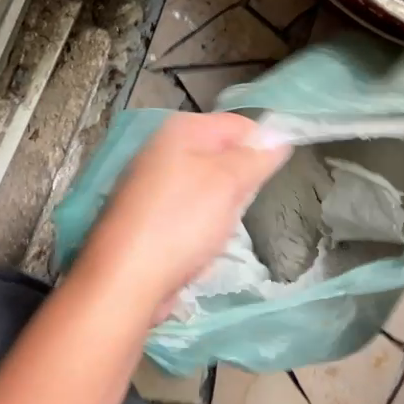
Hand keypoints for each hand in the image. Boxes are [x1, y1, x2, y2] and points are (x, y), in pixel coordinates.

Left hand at [76, 112, 288, 314]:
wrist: (125, 279)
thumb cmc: (180, 223)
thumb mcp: (227, 184)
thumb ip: (254, 157)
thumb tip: (278, 135)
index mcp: (181, 129)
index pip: (238, 124)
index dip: (262, 146)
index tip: (272, 177)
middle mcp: (164, 147)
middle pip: (223, 157)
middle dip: (238, 185)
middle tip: (236, 209)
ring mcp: (153, 181)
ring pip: (209, 189)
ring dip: (220, 212)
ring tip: (213, 234)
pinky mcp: (148, 214)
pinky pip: (189, 214)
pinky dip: (198, 230)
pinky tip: (194, 250)